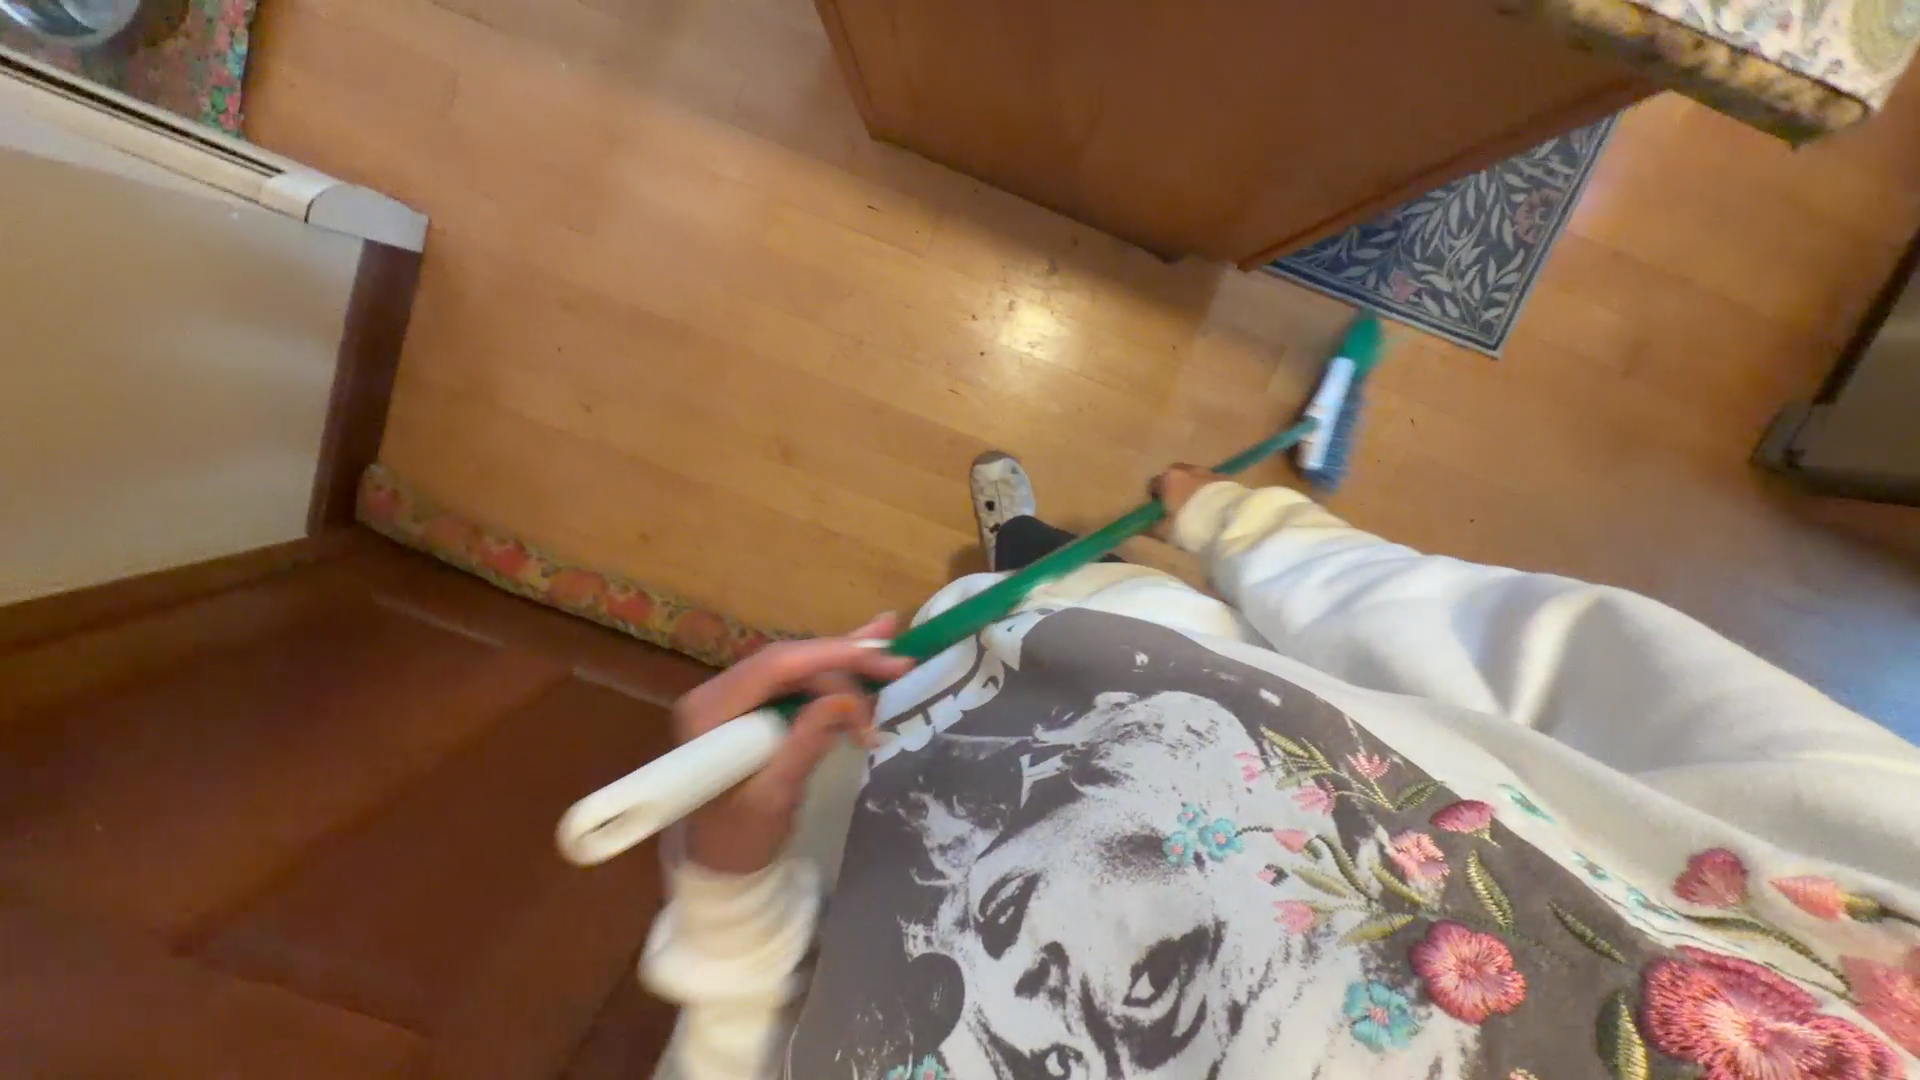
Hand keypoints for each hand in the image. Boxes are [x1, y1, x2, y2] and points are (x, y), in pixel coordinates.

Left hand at [677, 612, 912, 873]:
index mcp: (710, 710)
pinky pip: (799, 680)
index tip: (881, 655)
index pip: (776, 665)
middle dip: (846, 662)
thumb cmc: (741, 838)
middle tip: (897, 667)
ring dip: (847, 668)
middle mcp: (719, 691)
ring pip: (800, 666)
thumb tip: (847, 699)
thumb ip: (806, 743)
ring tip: (892, 660)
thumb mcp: (774, 797)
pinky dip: (836, 675)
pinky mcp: (755, 703)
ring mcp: (736, 694)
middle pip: (791, 660)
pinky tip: (867, 652)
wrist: (723, 864)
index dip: (831, 655)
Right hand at [1149, 463, 1227, 537]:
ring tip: (1198, 509)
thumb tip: (1141, 526)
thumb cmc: (1191, 524)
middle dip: (1174, 488)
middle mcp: (1187, 470)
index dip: (1154, 499)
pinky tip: (1213, 508)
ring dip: (1193, 489)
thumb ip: (1151, 527)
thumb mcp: (1166, 532)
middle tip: (1177, 507)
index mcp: (1168, 479)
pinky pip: (1213, 484)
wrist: (1231, 522)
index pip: (1153, 484)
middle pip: (1175, 475)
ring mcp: (1209, 472)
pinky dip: (1210, 492)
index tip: (1158, 512)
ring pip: (1195, 478)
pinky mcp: (1228, 479)